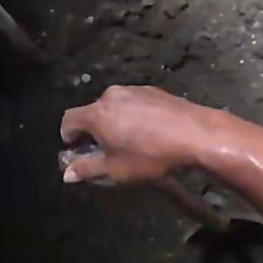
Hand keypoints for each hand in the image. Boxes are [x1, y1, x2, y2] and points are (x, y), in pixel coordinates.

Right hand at [59, 86, 221, 184]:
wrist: (195, 134)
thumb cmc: (150, 155)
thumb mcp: (115, 170)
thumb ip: (87, 169)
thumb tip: (67, 173)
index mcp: (96, 113)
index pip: (68, 120)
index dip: (68, 137)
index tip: (77, 151)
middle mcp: (111, 95)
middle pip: (92, 112)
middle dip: (93, 131)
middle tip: (104, 152)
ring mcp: (134, 89)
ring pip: (114, 106)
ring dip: (114, 122)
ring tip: (130, 143)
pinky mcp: (153, 90)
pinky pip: (133, 103)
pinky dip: (132, 116)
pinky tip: (149, 133)